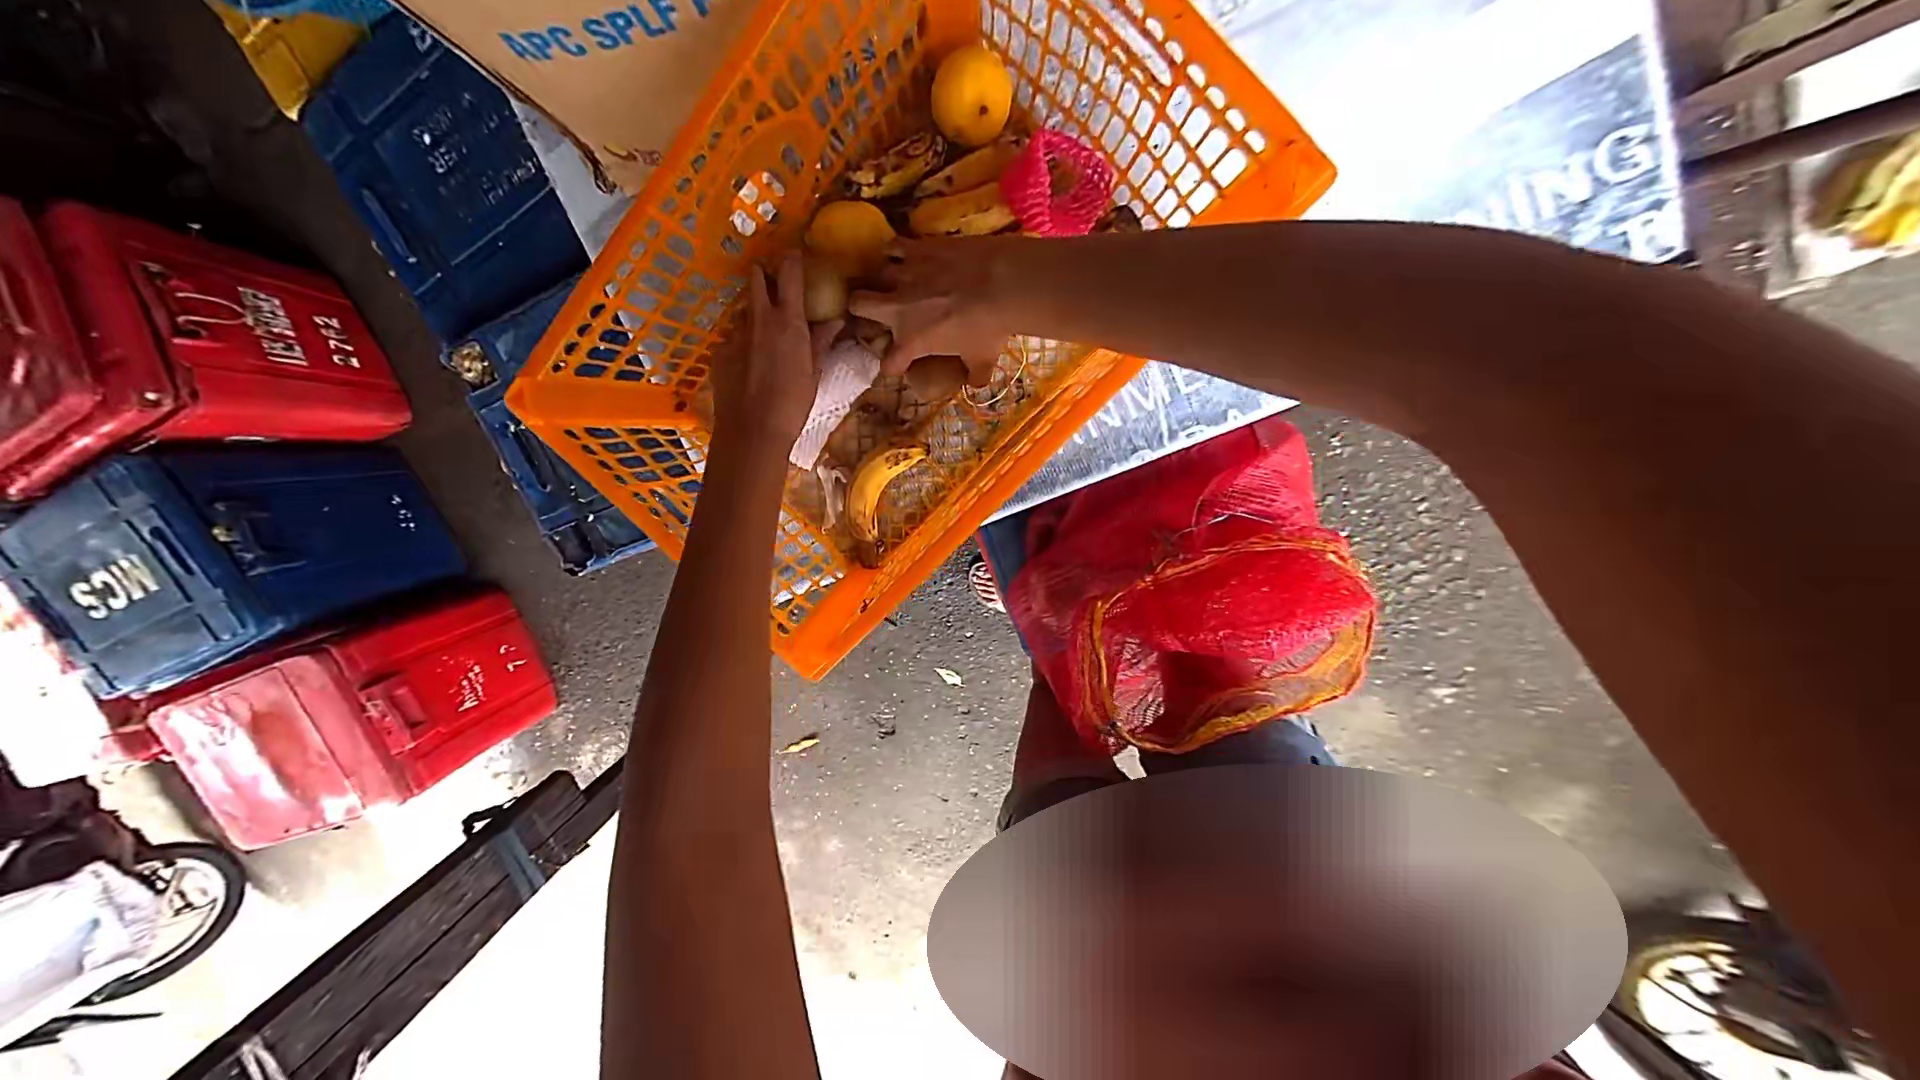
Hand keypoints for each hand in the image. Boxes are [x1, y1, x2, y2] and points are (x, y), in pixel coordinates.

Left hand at [714, 252, 841, 453]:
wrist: (752, 430)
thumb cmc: (792, 403)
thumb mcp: (813, 372)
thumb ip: (821, 341)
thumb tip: (835, 321)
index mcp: (787, 321)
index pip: (788, 274)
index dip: (791, 260)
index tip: (795, 254)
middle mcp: (758, 319)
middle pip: (755, 279)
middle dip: (763, 275)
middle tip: (773, 284)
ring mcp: (735, 333)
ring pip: (744, 312)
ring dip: (754, 315)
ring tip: (765, 338)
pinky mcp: (719, 351)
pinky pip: (733, 339)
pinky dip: (743, 344)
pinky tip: (750, 366)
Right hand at [848, 238, 1013, 384]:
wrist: (1002, 284)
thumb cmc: (989, 328)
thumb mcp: (983, 358)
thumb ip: (974, 374)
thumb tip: (976, 383)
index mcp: (911, 341)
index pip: (888, 363)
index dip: (892, 367)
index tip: (899, 366)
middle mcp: (898, 308)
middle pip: (858, 304)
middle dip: (861, 309)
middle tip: (874, 311)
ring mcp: (905, 274)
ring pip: (875, 273)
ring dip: (882, 279)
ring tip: (892, 281)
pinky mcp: (917, 248)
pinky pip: (893, 246)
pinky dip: (896, 251)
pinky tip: (904, 254)